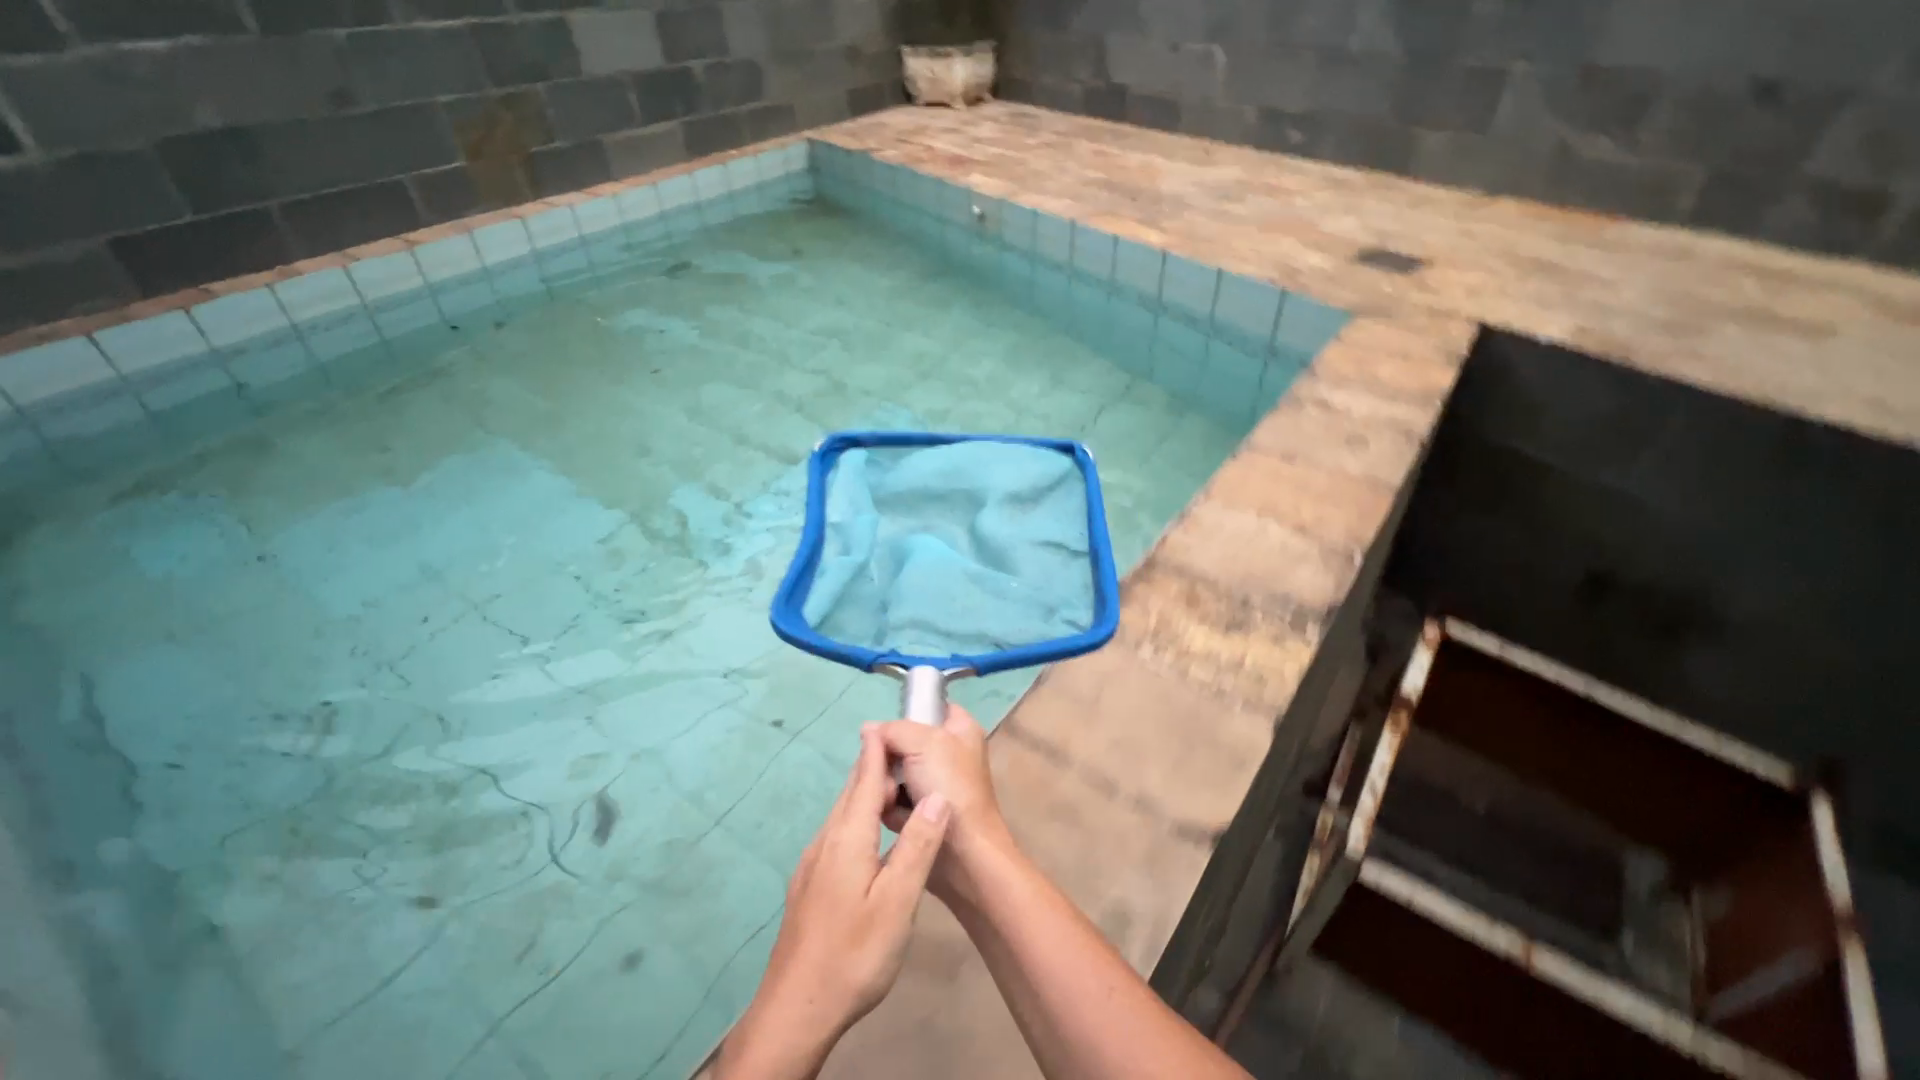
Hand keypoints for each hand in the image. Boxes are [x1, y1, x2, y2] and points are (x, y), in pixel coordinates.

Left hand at [715, 724, 951, 1079]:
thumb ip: (917, 848)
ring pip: (841, 818)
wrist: (797, 1007)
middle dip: (871, 769)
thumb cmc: (854, 953)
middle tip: (898, 750)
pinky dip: (855, 821)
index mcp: (846, 840)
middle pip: (849, 796)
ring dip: (863, 795)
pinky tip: (867, 838)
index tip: (885, 725)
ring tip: (890, 788)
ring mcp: (812, 867)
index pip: (863, 783)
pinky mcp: (809, 887)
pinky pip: (835, 837)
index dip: (875, 753)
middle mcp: (824, 844)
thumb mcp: (897, 902)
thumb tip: (937, 798)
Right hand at [878, 705, 1013, 905]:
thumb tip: (868, 728)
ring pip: (896, 773)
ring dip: (888, 787)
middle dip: (889, 758)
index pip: (931, 706)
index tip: (886, 731)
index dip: (908, 714)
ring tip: (891, 798)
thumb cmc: (951, 787)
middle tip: (883, 770)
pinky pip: (897, 801)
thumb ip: (894, 730)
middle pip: (905, 743)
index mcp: (960, 730)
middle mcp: (950, 753)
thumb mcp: (924, 743)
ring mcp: (937, 784)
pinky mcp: (925, 811)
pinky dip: (893, 809)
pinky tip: (895, 819)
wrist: (965, 851)